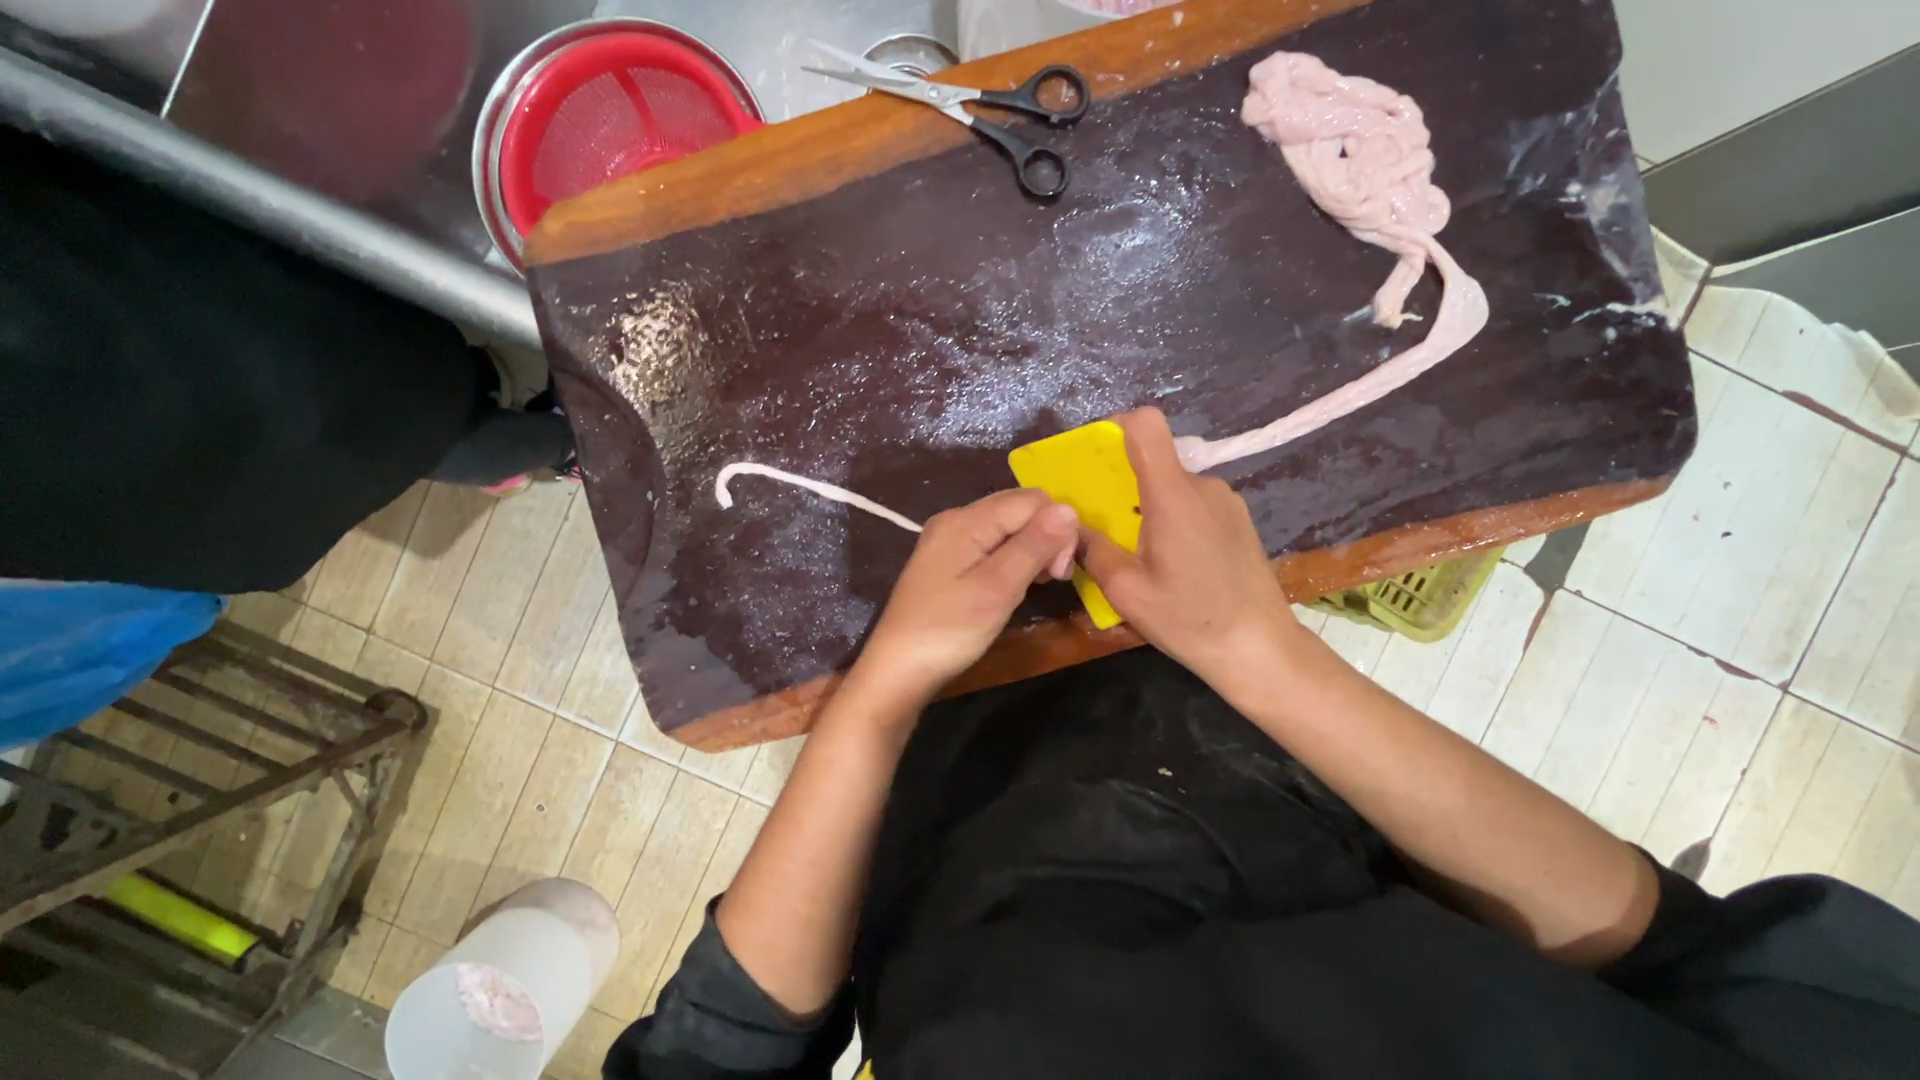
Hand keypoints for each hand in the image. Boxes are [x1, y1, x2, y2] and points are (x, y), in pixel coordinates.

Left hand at [856, 488, 1078, 700]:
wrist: (898, 669)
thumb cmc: (949, 630)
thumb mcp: (998, 588)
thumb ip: (1033, 545)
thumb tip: (1070, 507)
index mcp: (966, 520)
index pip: (1031, 500)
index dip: (1058, 527)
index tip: (1062, 571)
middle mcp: (956, 520)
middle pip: (1018, 508)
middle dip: (1048, 535)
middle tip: (1055, 578)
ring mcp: (949, 540)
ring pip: (1008, 527)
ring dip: (1033, 548)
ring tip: (1038, 584)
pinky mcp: (948, 562)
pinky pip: (992, 545)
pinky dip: (1014, 559)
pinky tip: (1017, 585)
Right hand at [1077, 408, 1302, 701]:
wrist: (1260, 648)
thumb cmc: (1190, 619)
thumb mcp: (1126, 591)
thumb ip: (1093, 550)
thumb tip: (1072, 527)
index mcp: (1173, 494)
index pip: (1146, 425)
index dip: (1114, 427)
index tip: (1091, 459)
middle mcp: (1202, 485)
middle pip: (1153, 460)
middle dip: (1120, 485)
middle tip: (1101, 527)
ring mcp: (1225, 501)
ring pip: (1172, 486)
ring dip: (1146, 508)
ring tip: (1138, 555)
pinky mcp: (1237, 520)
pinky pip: (1192, 504)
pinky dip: (1170, 520)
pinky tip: (1171, 564)